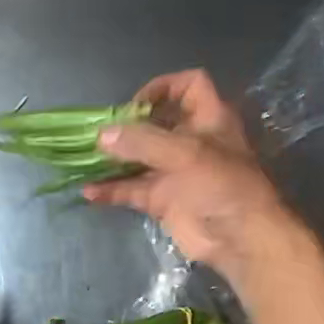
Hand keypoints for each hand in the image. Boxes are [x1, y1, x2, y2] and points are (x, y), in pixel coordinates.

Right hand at [84, 70, 304, 282]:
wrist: (237, 236)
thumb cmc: (221, 185)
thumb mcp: (184, 154)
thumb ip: (141, 142)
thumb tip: (102, 135)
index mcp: (208, 119)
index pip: (189, 86)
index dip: (163, 87)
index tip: (135, 104)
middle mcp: (190, 141)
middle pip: (155, 123)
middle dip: (127, 127)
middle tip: (100, 133)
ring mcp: (174, 172)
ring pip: (138, 158)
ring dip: (113, 159)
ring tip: (86, 160)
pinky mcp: (162, 200)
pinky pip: (131, 190)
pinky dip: (111, 190)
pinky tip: (89, 192)